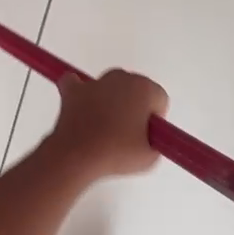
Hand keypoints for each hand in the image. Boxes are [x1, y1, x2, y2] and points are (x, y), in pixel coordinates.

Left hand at [45, 69, 168, 178]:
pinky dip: (81, 93)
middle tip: (127, 134)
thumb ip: (155, 142)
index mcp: (145, 89)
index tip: (146, 135)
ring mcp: (96, 81)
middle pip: (136, 89)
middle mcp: (122, 77)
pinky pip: (79, 84)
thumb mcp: (149, 157)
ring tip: (103, 127)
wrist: (77, 156)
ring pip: (111, 85)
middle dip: (135, 107)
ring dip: (111, 99)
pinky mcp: (73, 89)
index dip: (155, 119)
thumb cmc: (116, 153)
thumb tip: (148, 140)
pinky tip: (82, 107)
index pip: (160, 99)